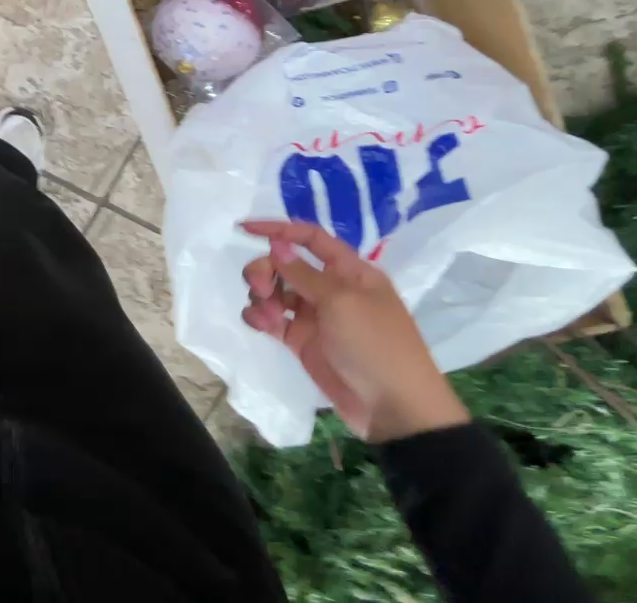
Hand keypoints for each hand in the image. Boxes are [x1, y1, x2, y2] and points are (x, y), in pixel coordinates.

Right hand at [240, 220, 469, 441]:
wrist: (393, 408)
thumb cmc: (376, 345)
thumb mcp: (342, 302)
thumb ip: (303, 272)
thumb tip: (277, 244)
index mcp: (350, 273)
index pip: (310, 239)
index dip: (279, 230)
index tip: (243, 229)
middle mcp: (330, 289)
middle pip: (284, 264)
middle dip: (265, 270)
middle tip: (260, 287)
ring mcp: (314, 315)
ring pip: (273, 290)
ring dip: (261, 296)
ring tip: (268, 316)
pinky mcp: (300, 339)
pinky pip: (269, 317)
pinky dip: (259, 316)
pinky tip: (262, 325)